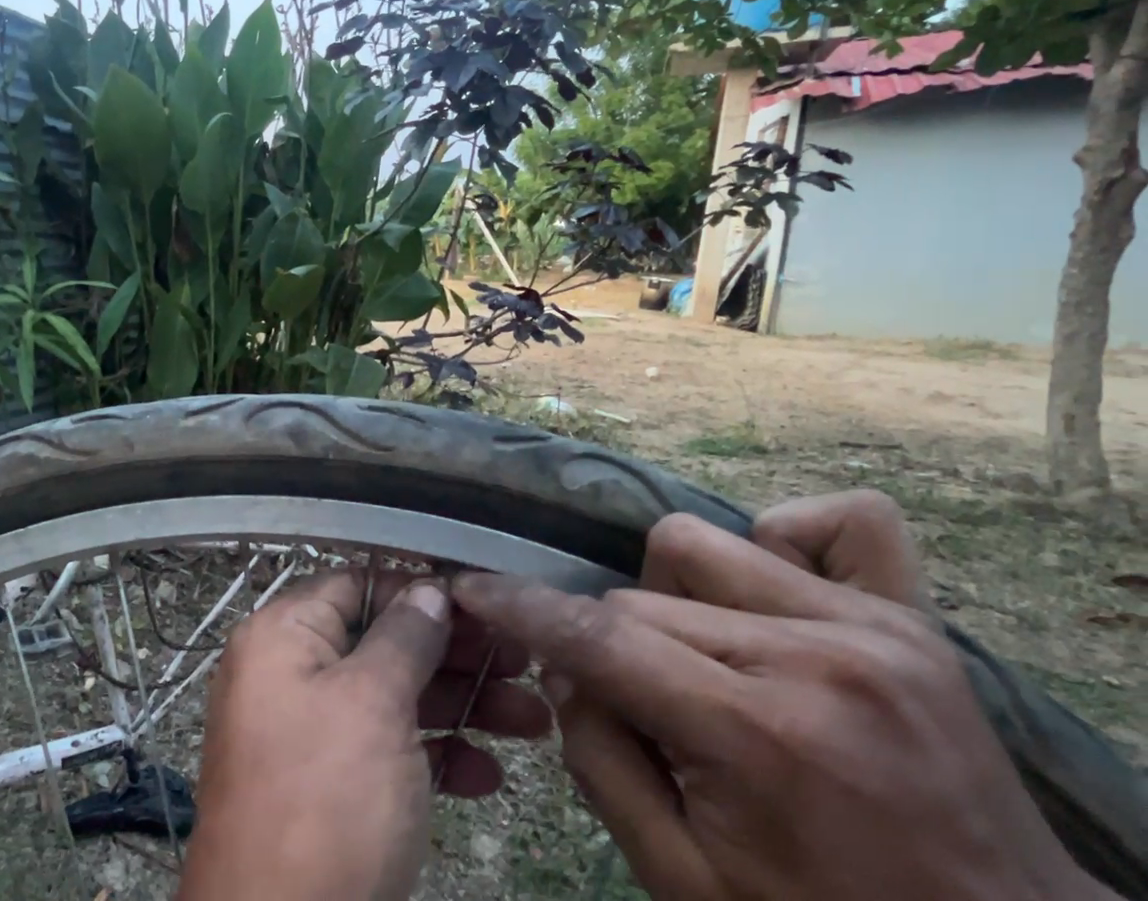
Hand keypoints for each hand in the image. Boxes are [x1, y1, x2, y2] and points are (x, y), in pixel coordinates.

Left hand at [177, 571, 551, 900]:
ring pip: (393, 699)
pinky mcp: (332, 788)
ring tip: (533, 722)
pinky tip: (485, 779)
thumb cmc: (325, 798)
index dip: (418, 590)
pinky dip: (435, 759)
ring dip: (461, 708)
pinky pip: (387, 753)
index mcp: (282, 637)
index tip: (487, 602)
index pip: (355, 586)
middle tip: (526, 663)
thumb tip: (429, 589)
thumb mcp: (371, 703)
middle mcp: (290, 675)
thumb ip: (404, 638)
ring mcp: (310, 734)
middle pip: (381, 643)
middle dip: (455, 654)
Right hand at [453, 511, 1119, 900]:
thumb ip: (600, 760)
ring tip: (703, 659)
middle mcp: (817, 654)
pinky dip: (780, 542)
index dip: (520, 608)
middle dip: (609, 644)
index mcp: (756, 732)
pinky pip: (839, 521)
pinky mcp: (916, 615)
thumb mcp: (680, 874)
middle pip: (638, 598)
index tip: (471, 588)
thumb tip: (565, 671)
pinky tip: (771, 599)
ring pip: (699, 544)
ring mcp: (876, 625)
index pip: (598, 636)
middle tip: (633, 703)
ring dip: (672, 598)